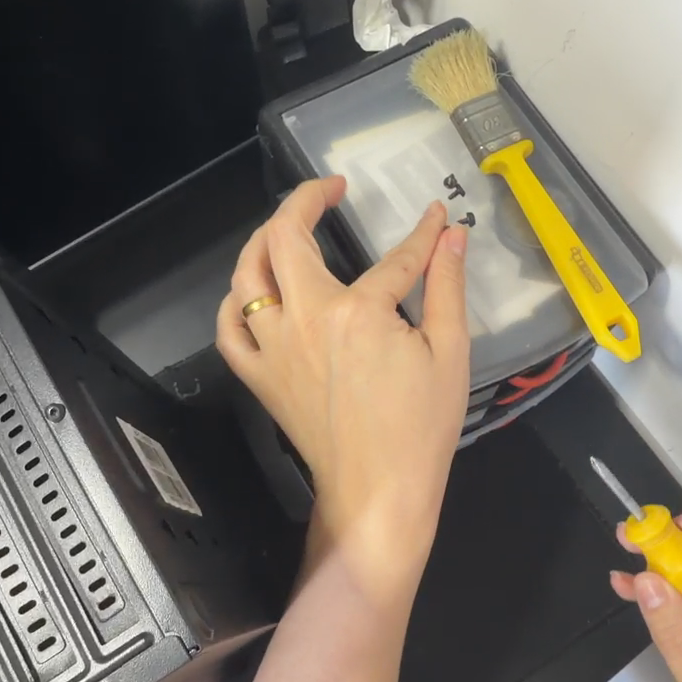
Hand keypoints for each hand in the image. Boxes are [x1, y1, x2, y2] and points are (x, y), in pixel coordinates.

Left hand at [215, 176, 469, 587]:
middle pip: (285, 238)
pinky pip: (229, 330)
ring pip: (247, 276)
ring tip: (287, 228)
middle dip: (306, 200)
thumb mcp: (449, 353)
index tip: (436, 218)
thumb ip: (446, 286)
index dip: (421, 235)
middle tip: (330, 189)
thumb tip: (452, 233)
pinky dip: (235, 303)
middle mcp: (304, 319)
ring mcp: (273, 348)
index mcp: (356, 312)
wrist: (378, 492)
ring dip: (263, 240)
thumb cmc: (421, 428)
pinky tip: (254, 292)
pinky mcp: (260, 377)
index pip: (394, 258)